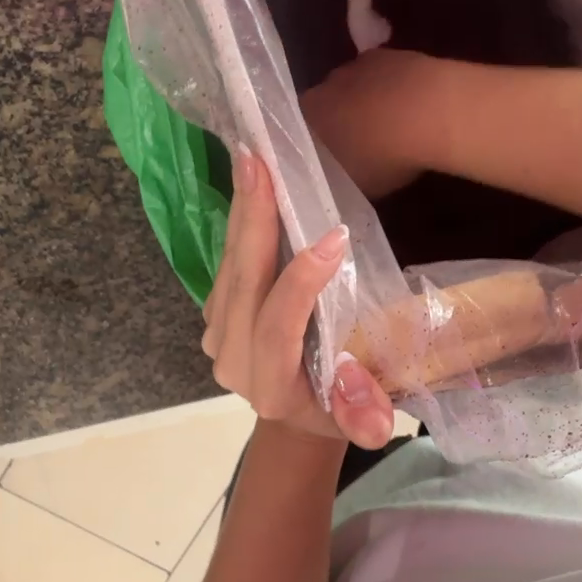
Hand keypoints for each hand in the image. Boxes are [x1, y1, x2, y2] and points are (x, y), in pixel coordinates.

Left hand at [202, 146, 395, 449]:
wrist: (297, 414)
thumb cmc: (338, 408)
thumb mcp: (363, 420)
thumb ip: (366, 416)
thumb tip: (359, 383)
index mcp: (271, 387)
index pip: (276, 330)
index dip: (300, 286)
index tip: (335, 239)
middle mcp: (233, 361)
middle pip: (242, 288)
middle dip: (254, 225)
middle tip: (260, 166)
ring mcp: (218, 334)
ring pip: (229, 268)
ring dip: (242, 212)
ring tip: (251, 161)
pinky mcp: (215, 312)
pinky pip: (226, 263)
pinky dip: (240, 220)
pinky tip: (250, 181)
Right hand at [298, 48, 444, 199]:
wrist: (430, 112)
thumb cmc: (383, 156)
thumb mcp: (353, 183)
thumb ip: (337, 176)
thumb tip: (337, 175)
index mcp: (309, 115)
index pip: (303, 132)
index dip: (319, 146)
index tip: (335, 161)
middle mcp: (326, 84)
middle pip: (329, 105)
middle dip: (342, 122)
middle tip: (362, 146)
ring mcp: (359, 64)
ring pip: (357, 88)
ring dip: (368, 103)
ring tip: (391, 128)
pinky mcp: (391, 54)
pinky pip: (384, 76)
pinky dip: (392, 90)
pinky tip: (410, 109)